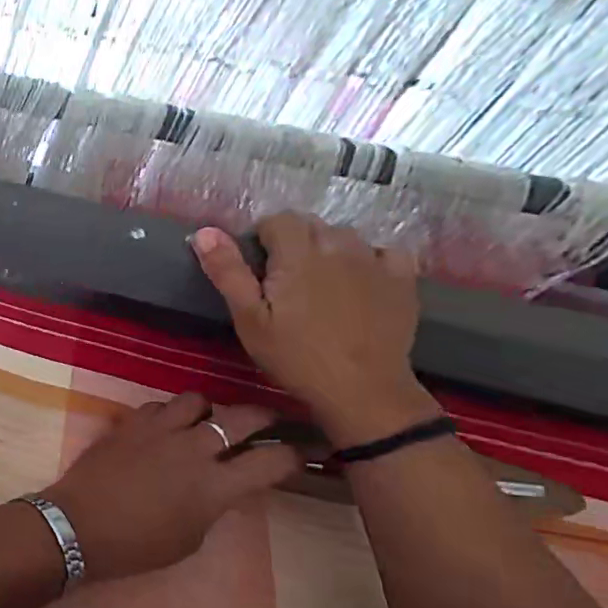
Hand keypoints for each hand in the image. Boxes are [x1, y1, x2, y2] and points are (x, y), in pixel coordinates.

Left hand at [38, 394, 298, 581]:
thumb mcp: (189, 539)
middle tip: (266, 422)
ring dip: (208, 410)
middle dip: (263, 416)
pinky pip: (158, 405)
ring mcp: (159, 431)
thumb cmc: (135, 546)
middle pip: (243, 416)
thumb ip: (213, 506)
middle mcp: (194, 449)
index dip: (293, 456)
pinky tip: (163, 426)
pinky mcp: (129, 424)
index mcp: (216, 486)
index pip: (273, 461)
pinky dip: (168, 413)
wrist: (77, 526)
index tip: (299, 454)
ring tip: (205, 421)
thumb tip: (221, 487)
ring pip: (197, 399)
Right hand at [190, 214, 440, 448]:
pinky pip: (382, 251)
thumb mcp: (248, 319)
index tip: (256, 270)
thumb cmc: (294, 356)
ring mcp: (376, 259)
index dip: (262, 239)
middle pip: (311, 224)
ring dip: (327, 249)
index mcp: (299, 253)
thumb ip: (228, 272)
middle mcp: (340, 245)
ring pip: (345, 236)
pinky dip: (366, 259)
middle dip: (293, 243)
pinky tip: (357, 284)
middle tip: (281, 284)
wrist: (361, 388)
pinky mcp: (403, 278)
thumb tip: (204, 232)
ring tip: (317, 285)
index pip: (278, 220)